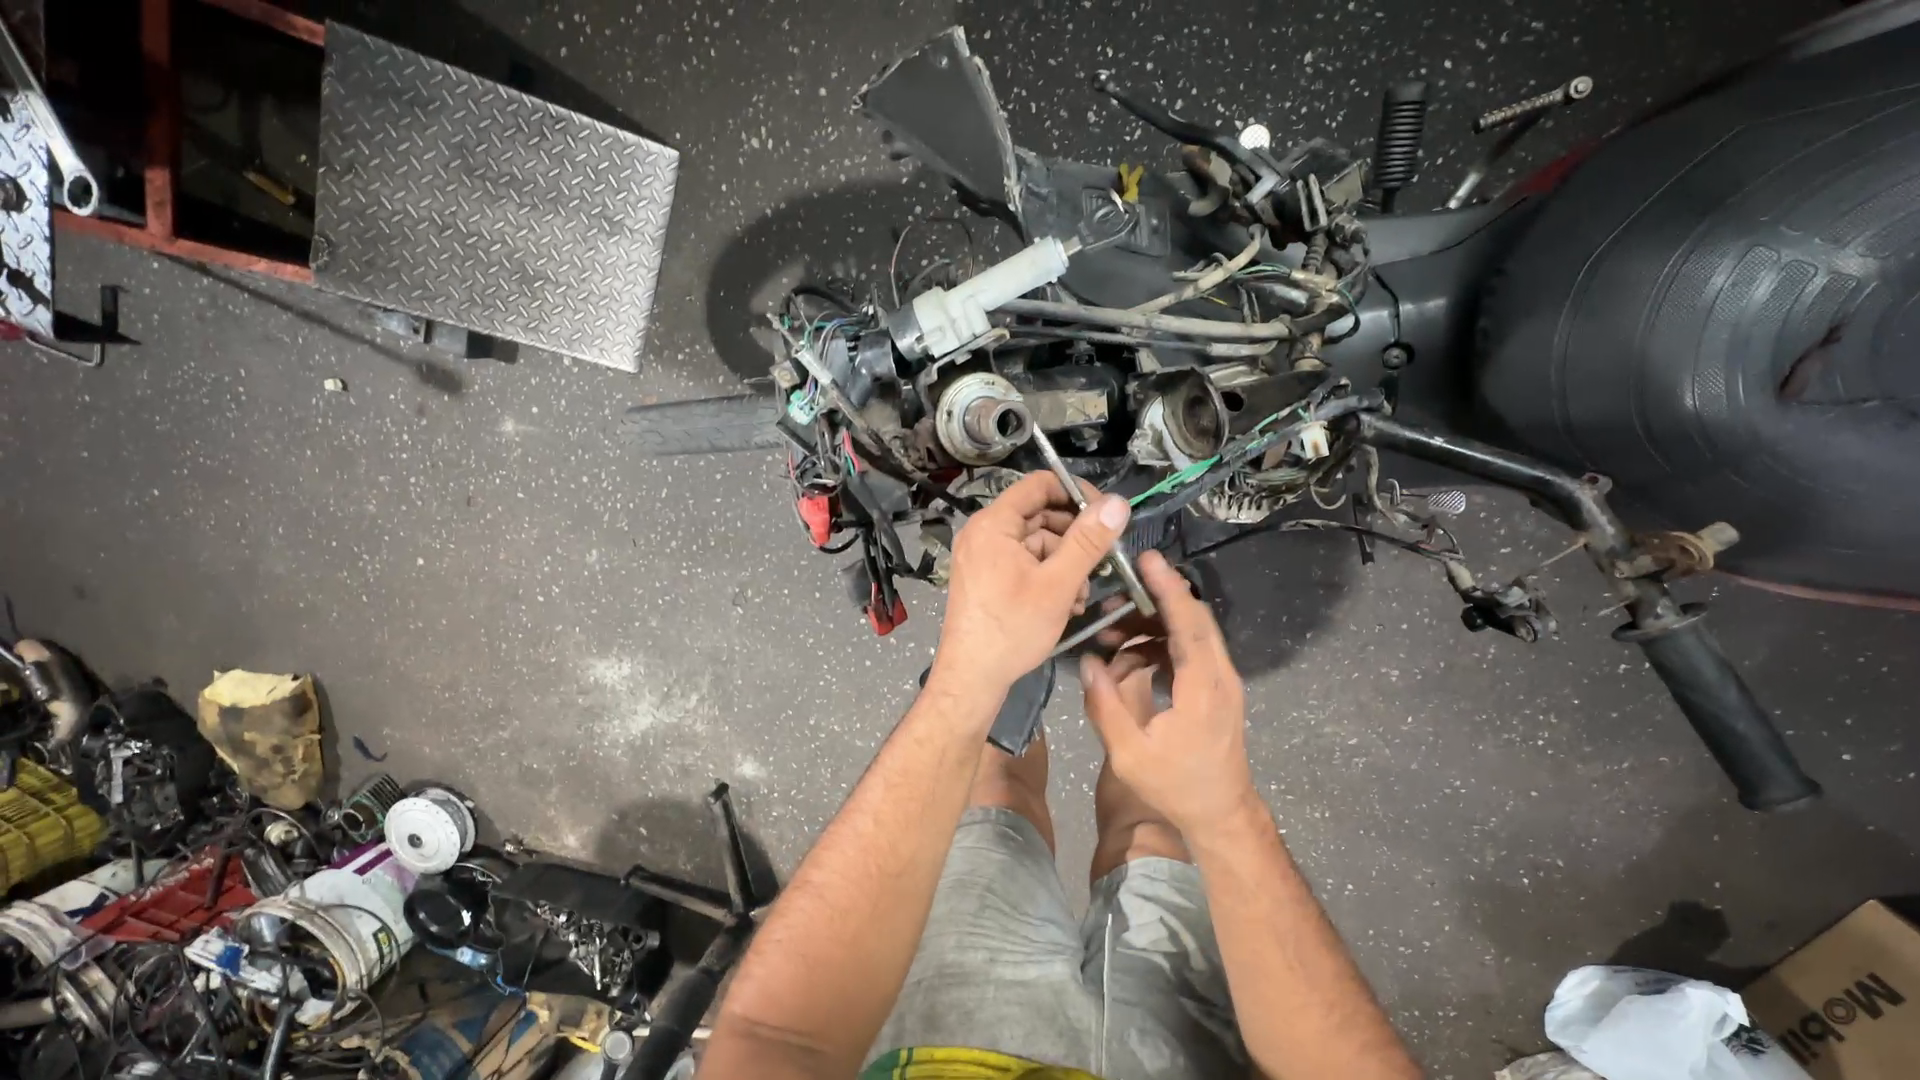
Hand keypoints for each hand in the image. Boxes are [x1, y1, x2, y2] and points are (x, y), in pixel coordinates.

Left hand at [932, 471, 1131, 694]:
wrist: (972, 676)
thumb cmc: (1012, 628)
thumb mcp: (1058, 583)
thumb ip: (1088, 541)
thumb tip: (1117, 504)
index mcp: (994, 524)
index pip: (1039, 484)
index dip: (1076, 493)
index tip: (1105, 515)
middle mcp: (983, 533)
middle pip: (1039, 515)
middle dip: (1074, 538)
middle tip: (1102, 562)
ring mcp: (981, 556)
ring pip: (1036, 543)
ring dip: (1065, 563)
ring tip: (1081, 595)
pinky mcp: (985, 578)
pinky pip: (1023, 563)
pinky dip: (1047, 576)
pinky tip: (1066, 603)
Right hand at [1080, 550, 1257, 835]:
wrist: (1221, 814)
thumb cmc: (1176, 787)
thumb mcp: (1130, 754)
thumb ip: (1106, 706)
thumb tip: (1088, 662)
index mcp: (1203, 688)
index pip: (1188, 624)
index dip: (1168, 589)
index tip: (1148, 560)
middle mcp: (1220, 676)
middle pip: (1193, 619)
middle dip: (1158, 595)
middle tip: (1121, 582)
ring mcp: (1223, 682)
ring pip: (1191, 634)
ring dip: (1153, 624)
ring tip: (1111, 630)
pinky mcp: (1217, 690)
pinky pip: (1190, 652)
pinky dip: (1160, 645)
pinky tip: (1128, 659)